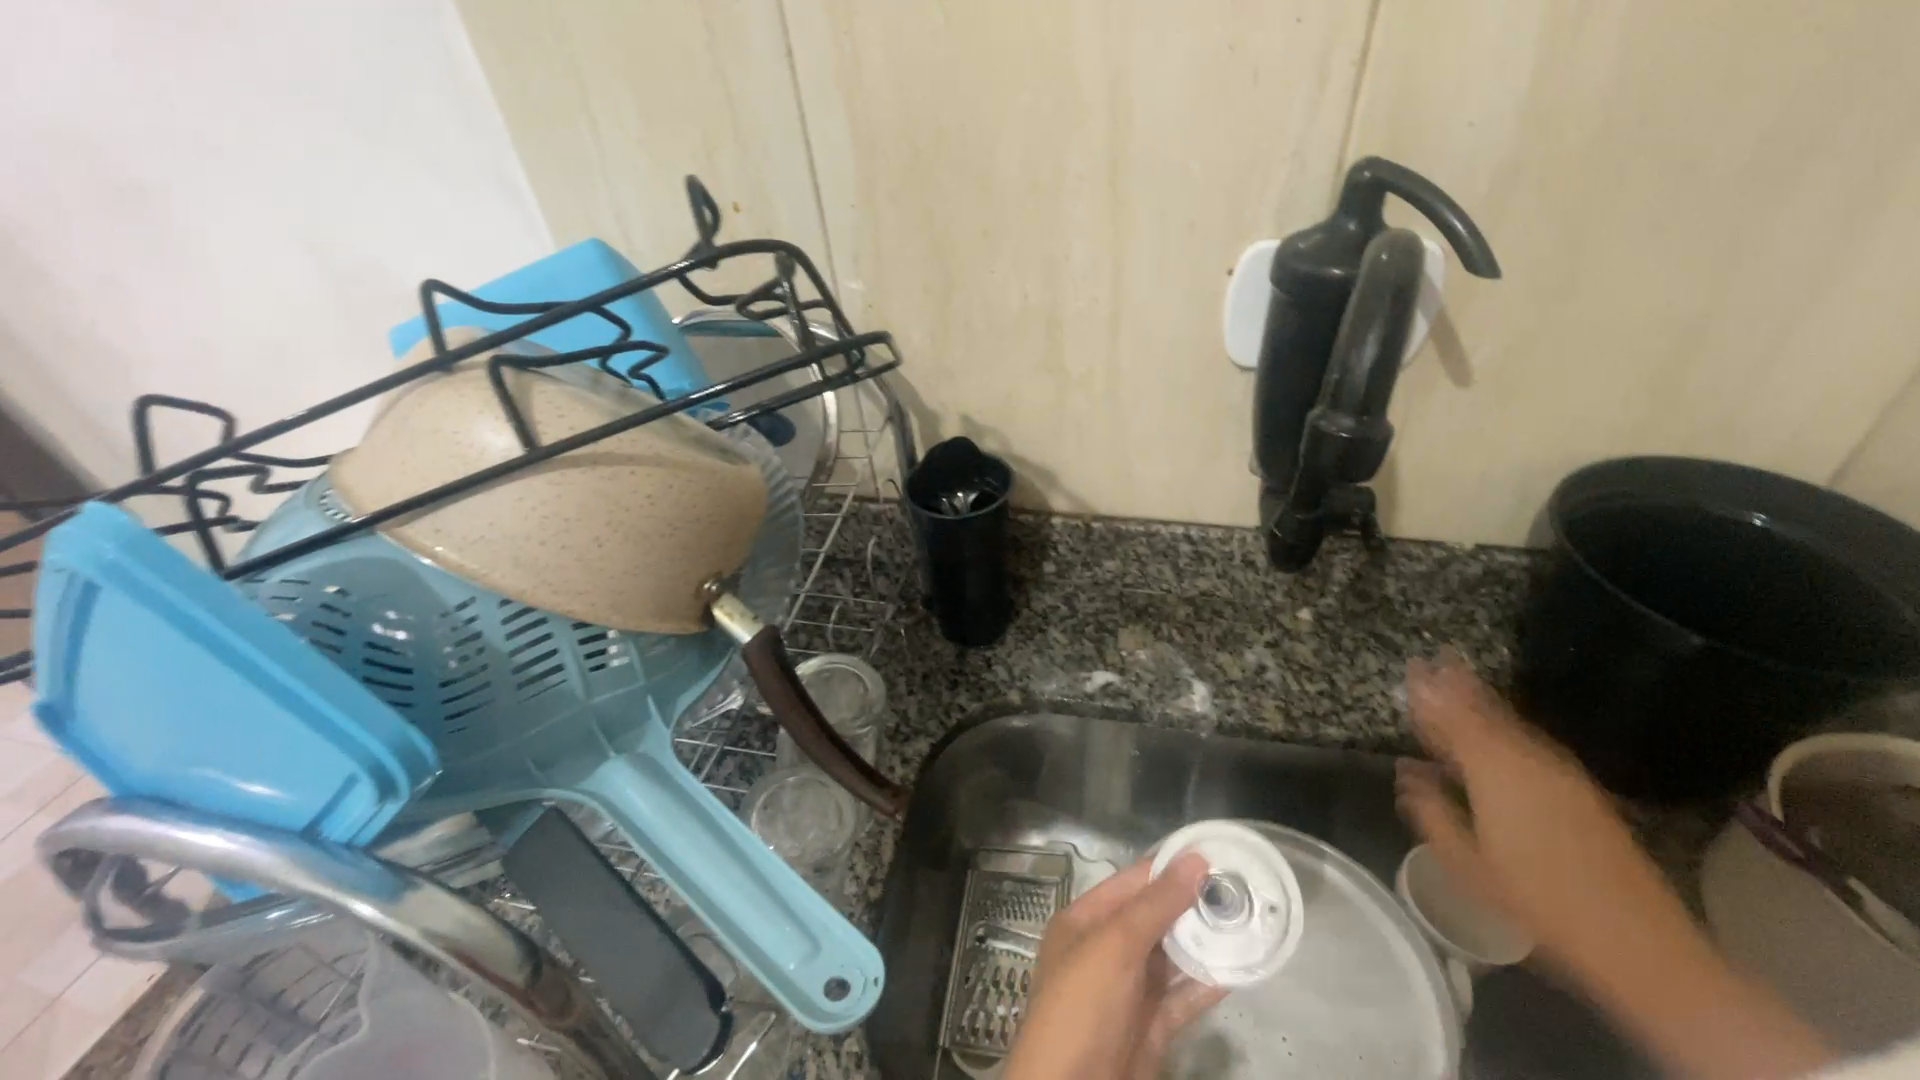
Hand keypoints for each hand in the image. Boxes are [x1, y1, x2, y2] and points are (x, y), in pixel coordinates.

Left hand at [1005, 854, 1227, 1079]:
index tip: (1213, 853)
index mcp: (1084, 923)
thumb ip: (1156, 904)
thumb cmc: (1081, 1007)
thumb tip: (1195, 860)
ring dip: (1206, 942)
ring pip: (1172, 957)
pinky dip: (1209, 983)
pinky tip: (1240, 968)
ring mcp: (1130, 990)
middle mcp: (1106, 951)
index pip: (1130, 882)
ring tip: (1248, 920)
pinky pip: (1183, 997)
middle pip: (1154, 918)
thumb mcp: (1114, 946)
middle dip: (1193, 904)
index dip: (1169, 866)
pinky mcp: (1151, 1025)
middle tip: (1242, 887)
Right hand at [1396, 650, 1833, 1079]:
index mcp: (1496, 775)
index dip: (1431, 694)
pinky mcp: (1581, 791)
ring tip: (1459, 679)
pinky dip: (1507, 727)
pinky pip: (1532, 743)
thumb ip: (1432, 812)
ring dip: (1483, 701)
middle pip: (1487, 713)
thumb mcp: (1467, 865)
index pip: (1456, 719)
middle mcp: (1530, 762)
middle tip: (1433, 659)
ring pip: (1512, 726)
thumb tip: (1407, 774)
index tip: (1412, 667)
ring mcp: (1561, 775)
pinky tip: (1499, 731)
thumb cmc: (1538, 905)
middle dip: (1458, 686)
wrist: (1636, 940)